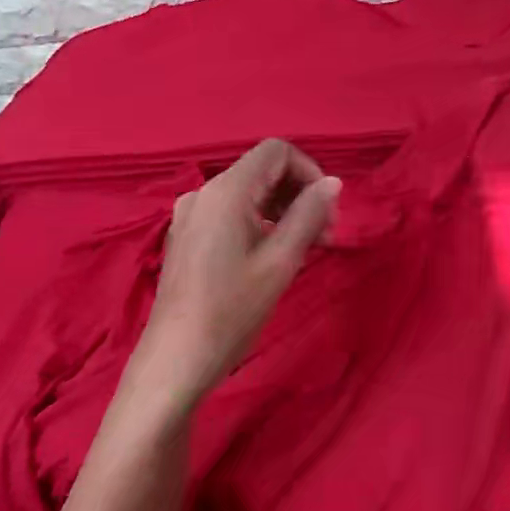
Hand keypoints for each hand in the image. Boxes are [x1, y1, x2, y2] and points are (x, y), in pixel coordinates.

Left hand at [127, 139, 340, 405]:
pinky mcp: (188, 237)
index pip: (277, 152)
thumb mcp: (281, 261)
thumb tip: (333, 183)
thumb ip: (309, 214)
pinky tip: (275, 256)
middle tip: (326, 235)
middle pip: (262, 171)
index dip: (310, 172)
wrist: (176, 358)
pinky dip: (260, 223)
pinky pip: (231, 214)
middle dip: (300, 194)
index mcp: (226, 191)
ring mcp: (191, 215)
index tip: (329, 210)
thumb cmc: (232, 310)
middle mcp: (204, 193)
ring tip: (307, 248)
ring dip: (283, 211)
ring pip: (248, 194)